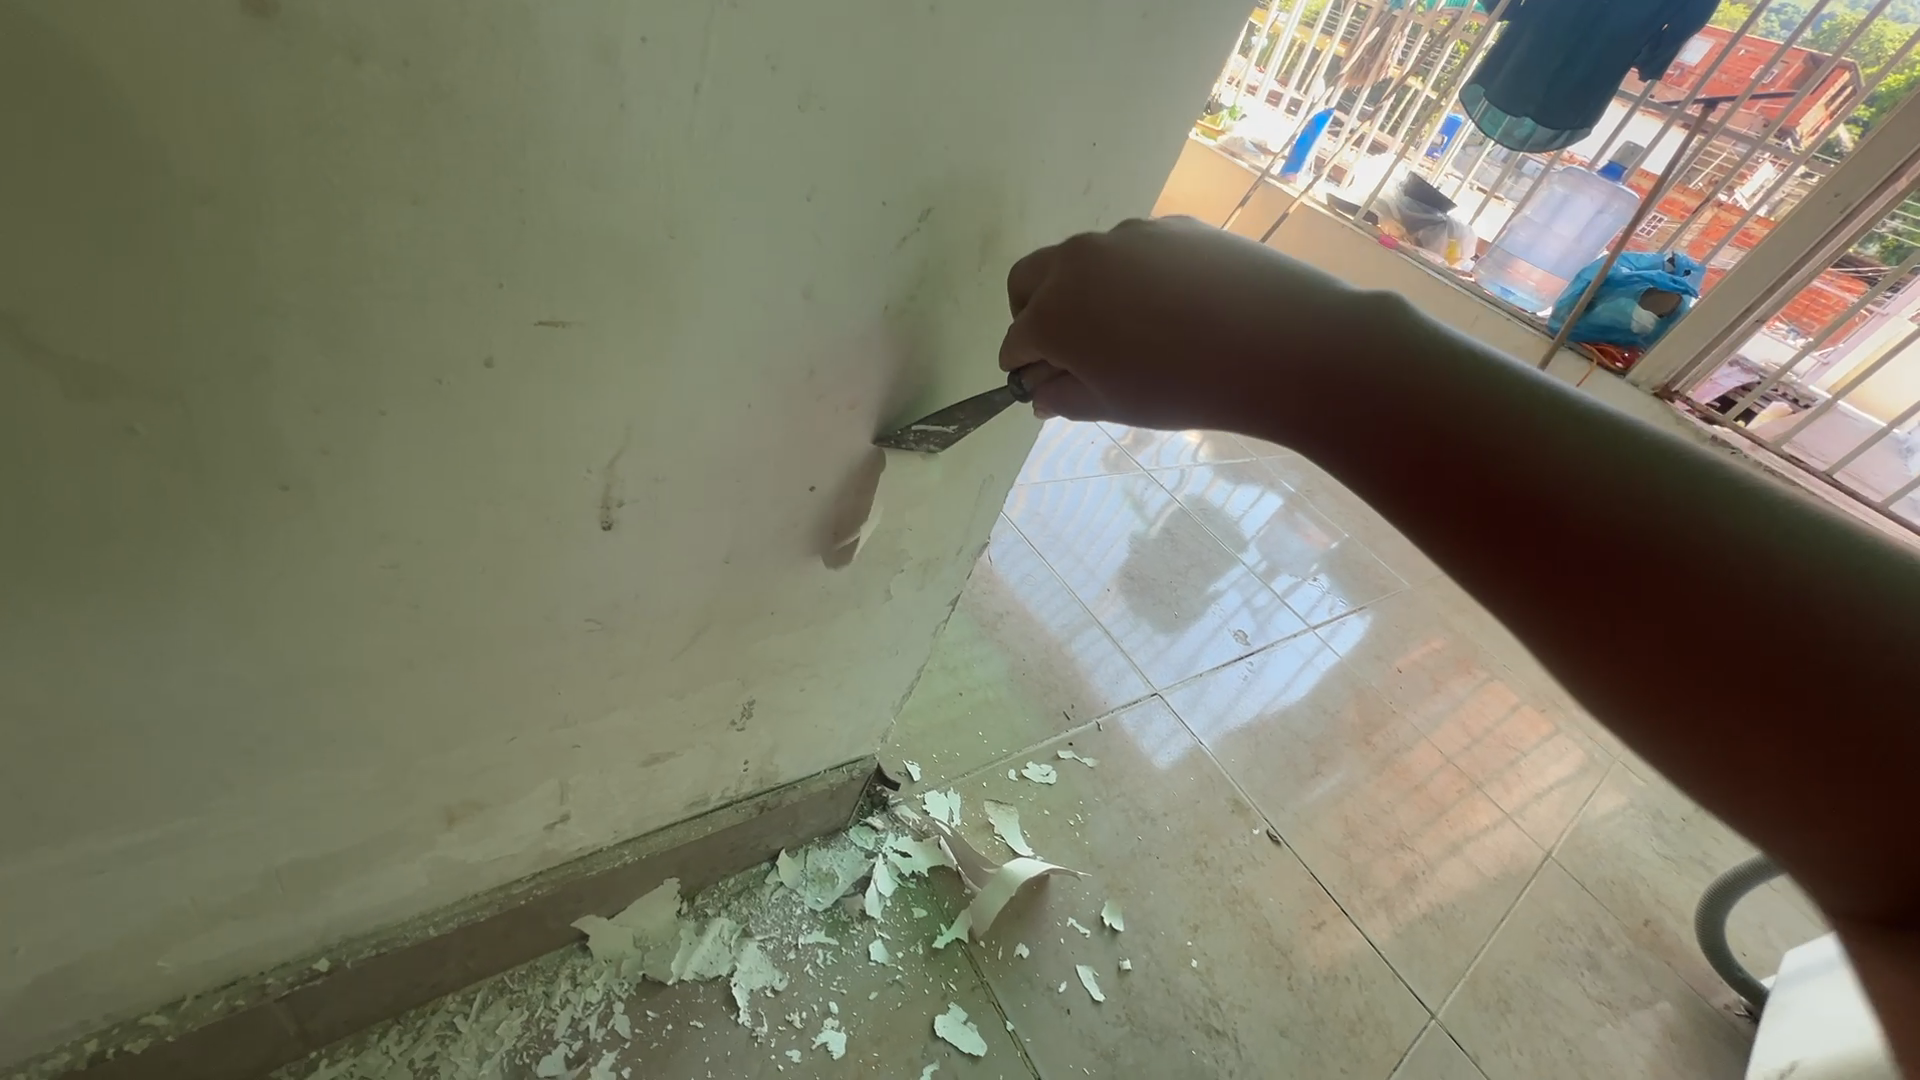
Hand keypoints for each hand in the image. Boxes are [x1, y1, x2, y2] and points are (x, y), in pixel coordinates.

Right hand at [999, 216, 1376, 433]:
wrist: (1280, 344)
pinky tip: (1171, 310)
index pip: (1015, 340)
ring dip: (1082, 294)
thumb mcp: (1111, 406)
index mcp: (1052, 312)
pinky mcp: (1171, 225)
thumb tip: (1041, 393)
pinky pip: (1130, 252)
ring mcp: (1126, 235)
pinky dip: (1128, 279)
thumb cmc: (1180, 389)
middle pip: (1028, 280)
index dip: (1022, 367)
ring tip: (1130, 332)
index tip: (1041, 385)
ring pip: (1081, 262)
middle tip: (1065, 349)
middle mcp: (1078, 261)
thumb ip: (1062, 398)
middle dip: (1031, 314)